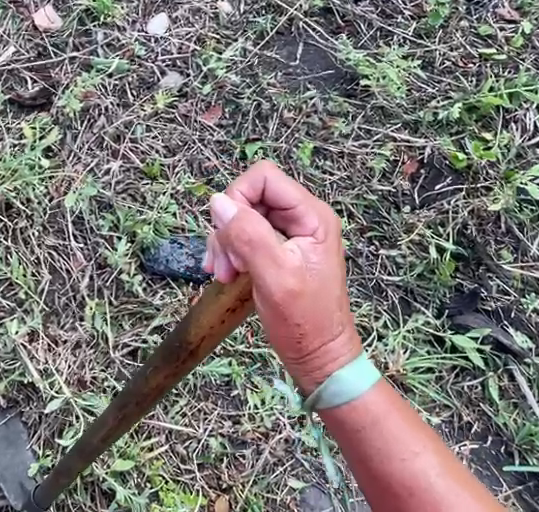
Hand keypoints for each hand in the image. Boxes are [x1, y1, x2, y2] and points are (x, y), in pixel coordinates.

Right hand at [202, 161, 361, 390]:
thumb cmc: (304, 322)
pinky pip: (245, 233)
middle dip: (229, 225)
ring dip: (226, 241)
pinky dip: (230, 250)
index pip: (264, 177)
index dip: (238, 197)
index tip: (229, 233)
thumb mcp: (274, 276)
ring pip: (243, 215)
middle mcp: (302, 217)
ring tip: (223, 272)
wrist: (320, 360)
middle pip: (250, 195)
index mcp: (311, 216)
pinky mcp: (279, 248)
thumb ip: (247, 235)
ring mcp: (291, 232)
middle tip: (225, 263)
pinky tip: (224, 272)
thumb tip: (217, 202)